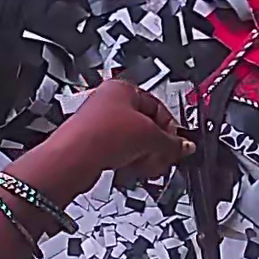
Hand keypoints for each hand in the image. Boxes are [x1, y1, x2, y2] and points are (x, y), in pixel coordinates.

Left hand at [10, 81, 191, 199]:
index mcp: (122, 88)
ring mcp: (98, 124)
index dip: (170, 127)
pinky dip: (127, 161)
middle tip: (163, 157)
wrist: (74, 158)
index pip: (157, 106)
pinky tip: (130, 170)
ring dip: (143, 155)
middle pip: (145, 125)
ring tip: (146, 166)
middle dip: (156, 144)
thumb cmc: (100, 135)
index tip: (178, 144)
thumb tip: (184, 147)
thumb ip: (172, 143)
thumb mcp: (150, 137)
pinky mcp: (91, 145)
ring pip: (131, 141)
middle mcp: (107, 102)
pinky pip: (117, 152)